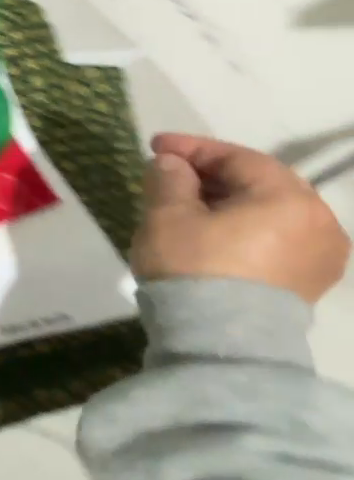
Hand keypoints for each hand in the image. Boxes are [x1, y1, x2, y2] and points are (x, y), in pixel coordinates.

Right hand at [132, 133, 349, 303]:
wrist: (220, 334)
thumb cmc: (192, 265)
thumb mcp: (167, 215)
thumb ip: (170, 180)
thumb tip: (172, 164)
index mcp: (288, 199)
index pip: (240, 158)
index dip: (194, 148)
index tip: (155, 145)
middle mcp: (321, 221)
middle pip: (264, 182)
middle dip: (215, 173)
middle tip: (172, 172)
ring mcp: (324, 252)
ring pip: (274, 210)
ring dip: (232, 200)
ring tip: (191, 203)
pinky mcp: (313, 277)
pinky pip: (281, 236)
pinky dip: (248, 225)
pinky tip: (217, 231)